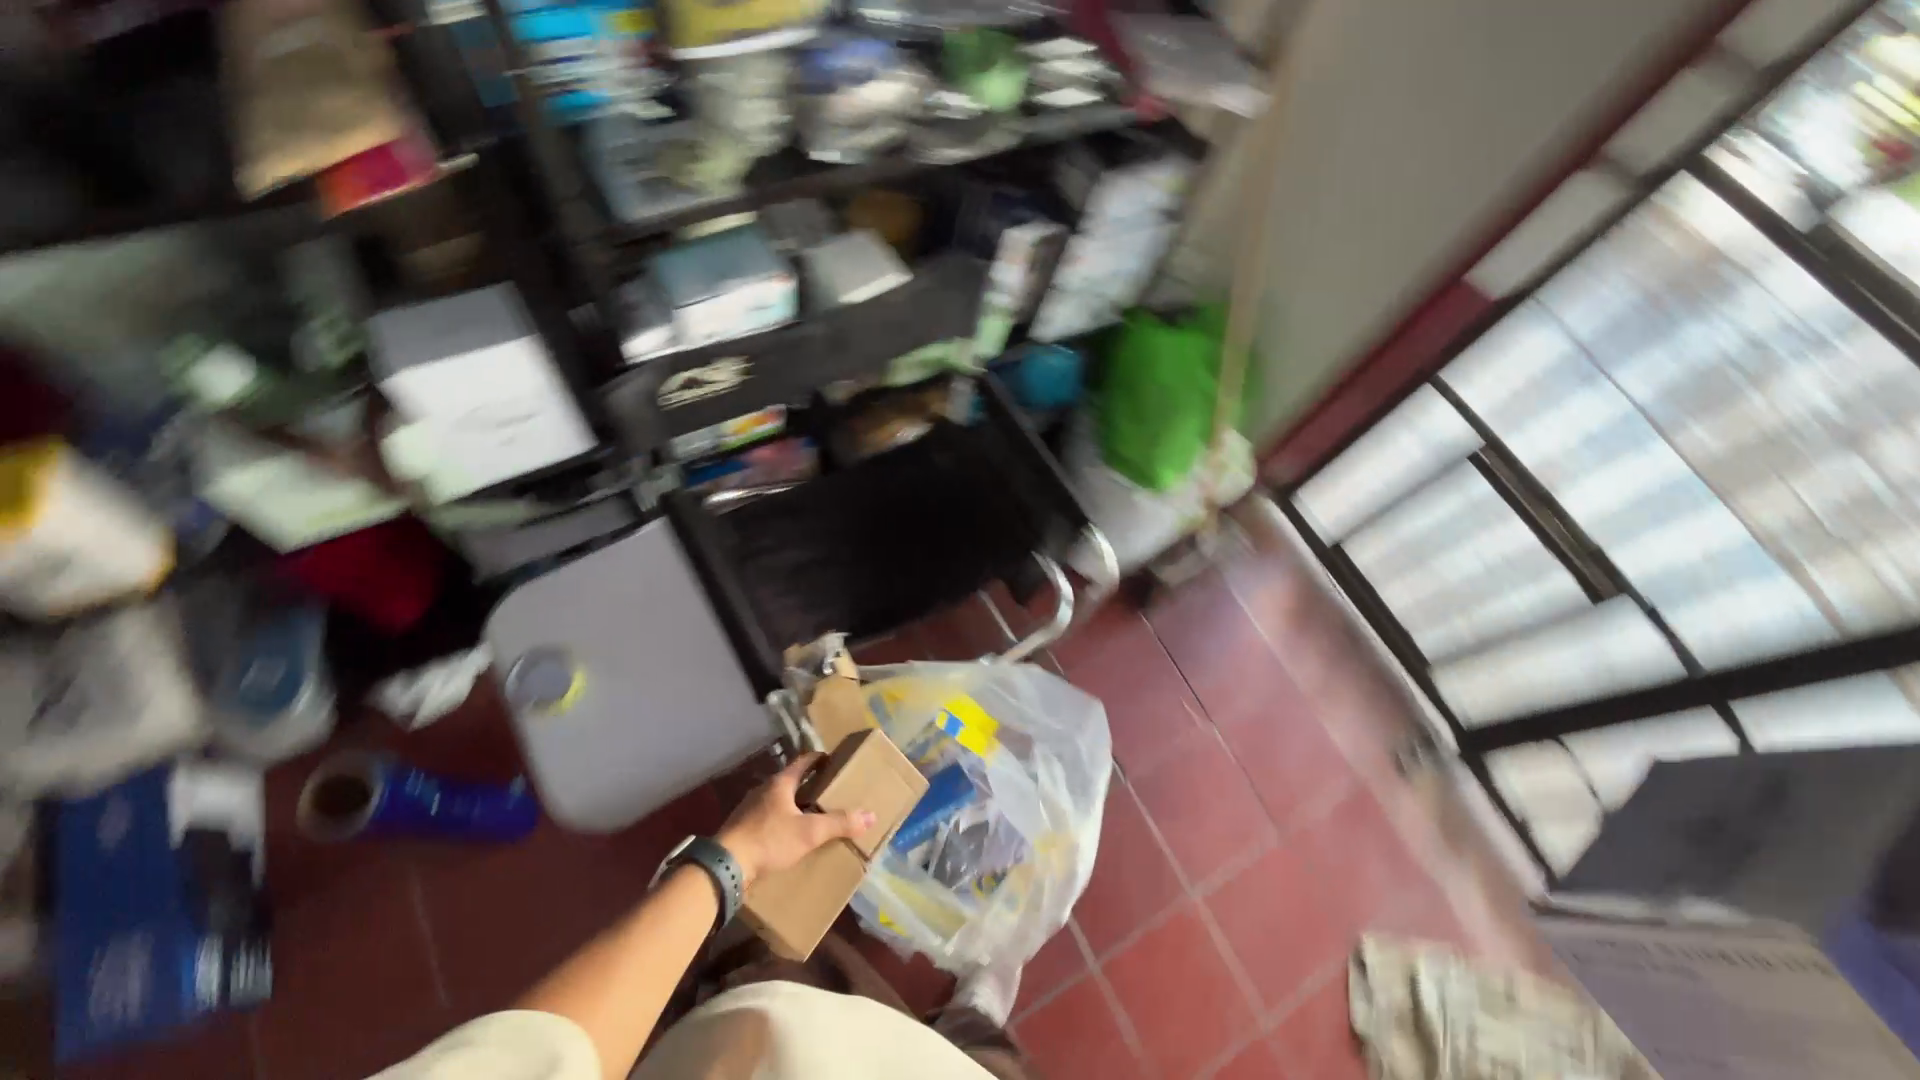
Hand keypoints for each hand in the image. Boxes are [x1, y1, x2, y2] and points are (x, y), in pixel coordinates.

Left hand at [716, 753, 874, 887]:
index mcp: (779, 783)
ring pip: (777, 802)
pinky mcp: (741, 829)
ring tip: (811, 816)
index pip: (803, 761)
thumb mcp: (809, 832)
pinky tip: (787, 838)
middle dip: (808, 785)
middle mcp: (762, 791)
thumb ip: (839, 823)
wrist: (726, 865)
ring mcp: (749, 810)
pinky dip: (780, 823)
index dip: (819, 759)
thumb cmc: (769, 840)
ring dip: (793, 806)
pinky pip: (766, 820)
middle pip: (789, 781)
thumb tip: (870, 815)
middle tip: (828, 791)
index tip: (833, 761)